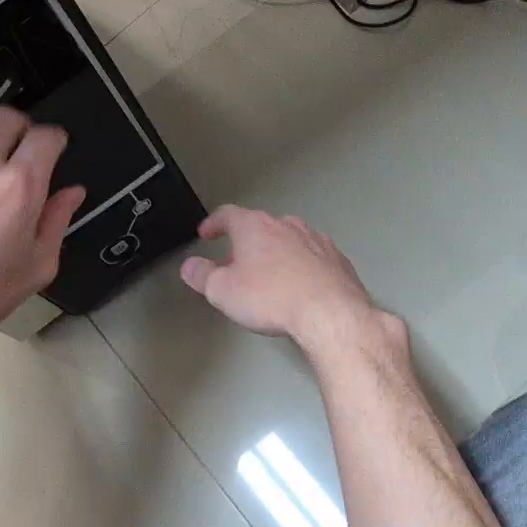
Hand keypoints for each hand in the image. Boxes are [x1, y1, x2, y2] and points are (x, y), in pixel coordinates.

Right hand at [179, 205, 397, 356]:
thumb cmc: (273, 298)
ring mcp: (316, 240)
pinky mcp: (337, 260)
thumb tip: (190, 267)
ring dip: (274, 256)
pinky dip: (301, 268)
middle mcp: (286, 226)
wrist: (329, 312)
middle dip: (245, 246)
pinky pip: (312, 259)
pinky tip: (298, 289)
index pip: (227, 215)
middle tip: (234, 267)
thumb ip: (202, 276)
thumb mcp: (222, 291)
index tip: (207, 232)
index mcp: (255, 227)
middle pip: (259, 229)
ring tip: (267, 280)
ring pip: (288, 242)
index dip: (214, 223)